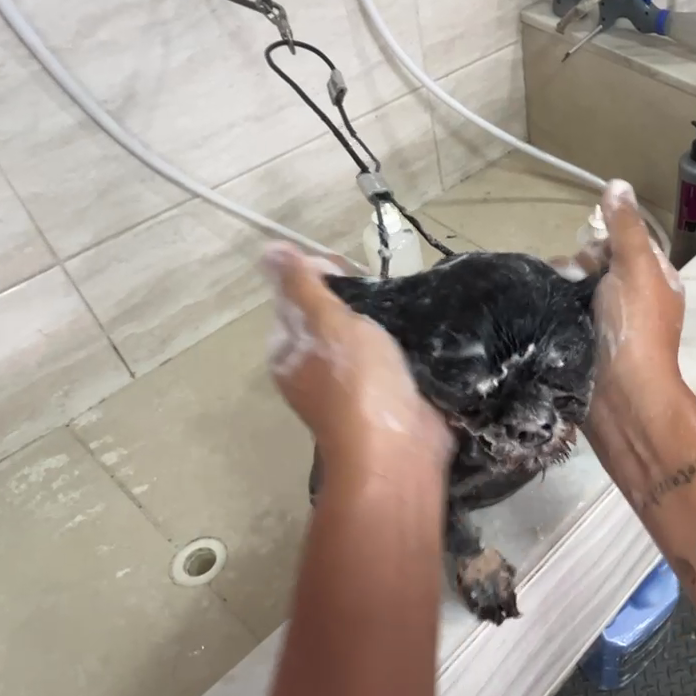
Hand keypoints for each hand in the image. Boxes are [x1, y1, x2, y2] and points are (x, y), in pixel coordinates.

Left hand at [260, 244, 452, 473]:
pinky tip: (426, 338)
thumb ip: (300, 284)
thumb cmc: (356, 381)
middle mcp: (316, 371)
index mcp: (290, 352)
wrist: (399, 447)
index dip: (325, 276)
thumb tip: (270, 248)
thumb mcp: (324, 321)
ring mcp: (355, 389)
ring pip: (370, 340)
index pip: (300, 298)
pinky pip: (397, 361)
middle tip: (390, 292)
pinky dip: (410, 348)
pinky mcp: (390, 400)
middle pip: (336, 319)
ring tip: (412, 311)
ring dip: (390, 324)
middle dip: (364, 301)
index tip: (356, 269)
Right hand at [578, 182, 690, 488]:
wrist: (621, 396)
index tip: (594, 253)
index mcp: (657, 281)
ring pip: (577, 288)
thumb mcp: (636, 267)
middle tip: (575, 280)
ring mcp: (609, 325)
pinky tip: (542, 313)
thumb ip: (625, 227)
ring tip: (555, 298)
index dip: (607, 240)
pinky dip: (554, 311)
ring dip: (563, 288)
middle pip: (598, 263)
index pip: (627, 243)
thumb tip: (617, 184)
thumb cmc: (635, 327)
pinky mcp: (584, 344)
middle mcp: (635, 300)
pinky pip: (564, 315)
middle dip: (581, 264)